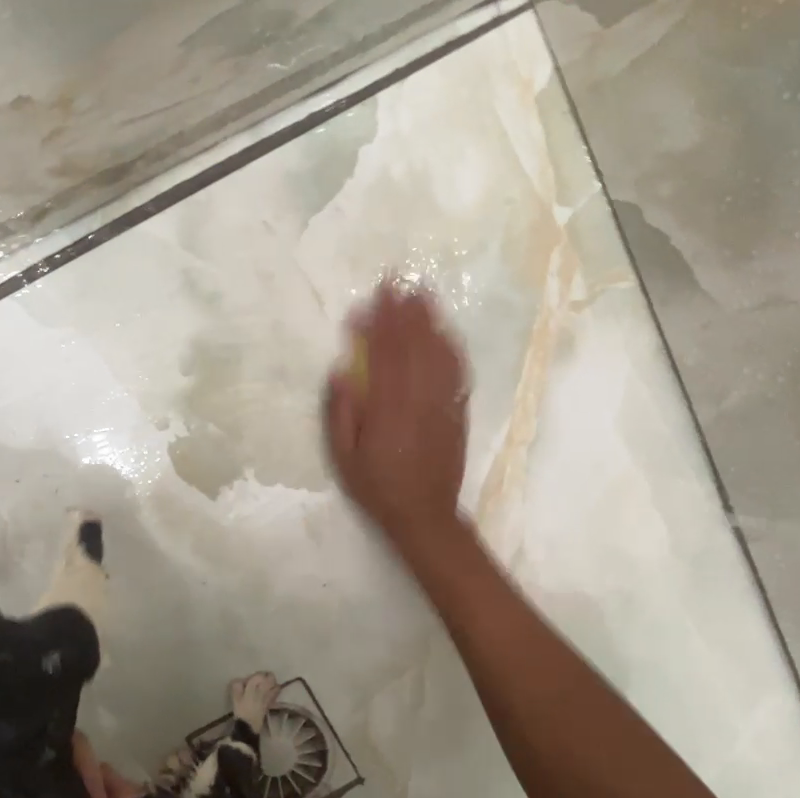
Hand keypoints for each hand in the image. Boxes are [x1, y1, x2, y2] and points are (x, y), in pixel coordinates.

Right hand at [324, 284, 469, 545]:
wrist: (424, 513)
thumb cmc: (376, 486)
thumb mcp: (344, 456)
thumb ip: (342, 412)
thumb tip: (341, 371)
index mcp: (387, 406)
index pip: (383, 352)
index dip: (378, 321)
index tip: (371, 297)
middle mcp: (418, 396)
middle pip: (413, 343)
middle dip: (404, 310)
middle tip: (396, 281)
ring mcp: (442, 402)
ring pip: (438, 351)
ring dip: (430, 320)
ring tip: (422, 293)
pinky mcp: (457, 411)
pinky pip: (457, 371)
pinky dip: (451, 346)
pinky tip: (445, 333)